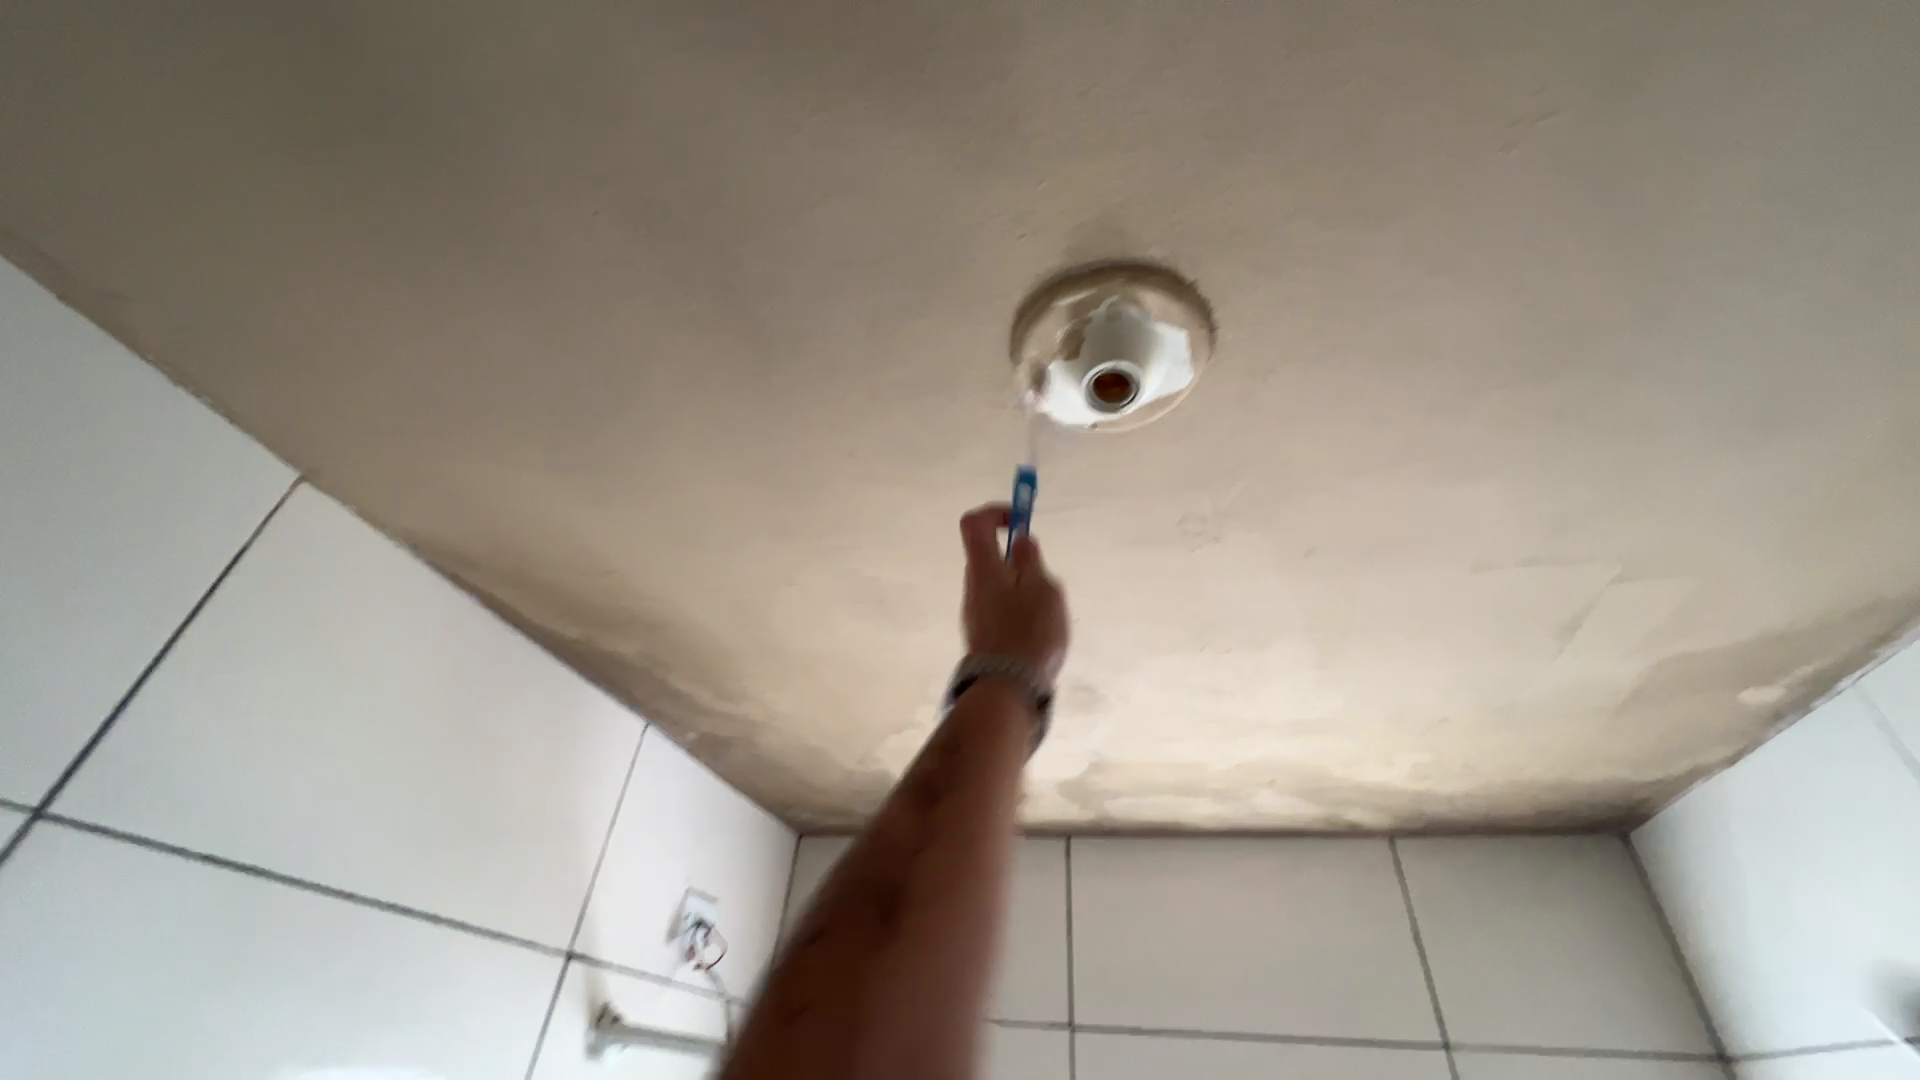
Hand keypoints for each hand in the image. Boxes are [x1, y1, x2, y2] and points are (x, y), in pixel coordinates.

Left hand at [958, 503, 1069, 685]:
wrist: (1007, 689)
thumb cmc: (1029, 632)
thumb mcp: (1041, 588)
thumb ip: (1030, 560)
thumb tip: (1020, 540)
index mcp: (983, 568)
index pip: (975, 524)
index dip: (996, 513)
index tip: (1021, 521)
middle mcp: (972, 587)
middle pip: (989, 556)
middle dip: (1019, 558)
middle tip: (1045, 578)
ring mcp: (975, 613)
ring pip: (999, 585)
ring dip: (1024, 588)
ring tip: (1049, 613)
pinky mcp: (983, 635)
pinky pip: (1002, 609)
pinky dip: (1021, 610)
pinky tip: (1041, 634)